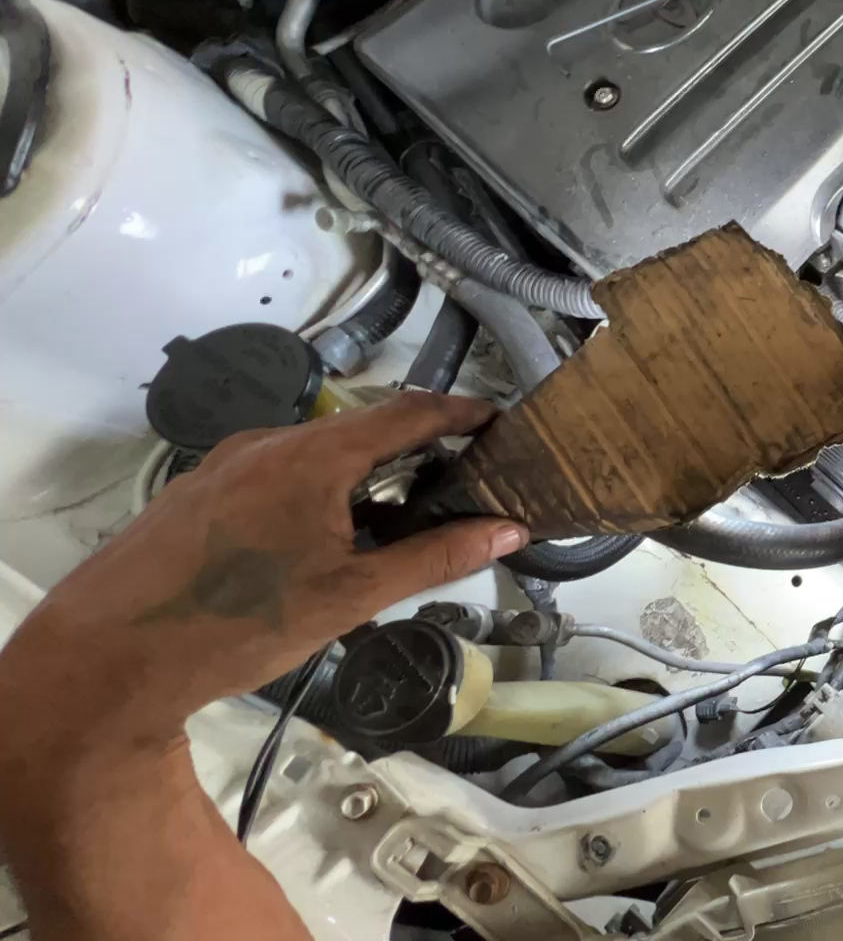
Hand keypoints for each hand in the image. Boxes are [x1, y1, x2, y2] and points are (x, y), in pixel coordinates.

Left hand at [0, 393, 527, 749]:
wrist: (87, 675)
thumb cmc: (234, 627)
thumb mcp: (354, 595)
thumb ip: (439, 555)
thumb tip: (511, 530)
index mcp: (311, 458)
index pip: (408, 412)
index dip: (462, 411)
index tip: (500, 420)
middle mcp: (268, 445)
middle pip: (366, 426)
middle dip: (423, 441)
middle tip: (466, 469)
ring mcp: (226, 466)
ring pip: (324, 448)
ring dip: (376, 466)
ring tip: (408, 506)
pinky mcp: (199, 492)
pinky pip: (285, 468)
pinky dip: (331, 482)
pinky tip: (336, 528)